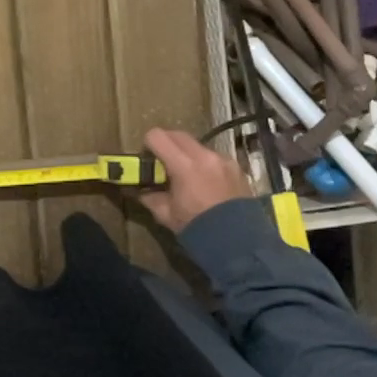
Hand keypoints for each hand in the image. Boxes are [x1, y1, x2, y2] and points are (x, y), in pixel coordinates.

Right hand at [135, 128, 252, 232]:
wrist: (238, 242)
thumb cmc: (197, 228)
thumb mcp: (167, 215)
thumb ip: (150, 197)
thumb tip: (138, 190)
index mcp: (184, 166)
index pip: (157, 136)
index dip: (148, 145)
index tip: (148, 159)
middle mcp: (205, 156)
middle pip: (178, 134)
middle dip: (166, 144)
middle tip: (162, 164)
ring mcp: (224, 160)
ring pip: (198, 145)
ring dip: (187, 154)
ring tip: (187, 177)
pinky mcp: (237, 168)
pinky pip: (215, 158)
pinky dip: (205, 164)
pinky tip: (207, 184)